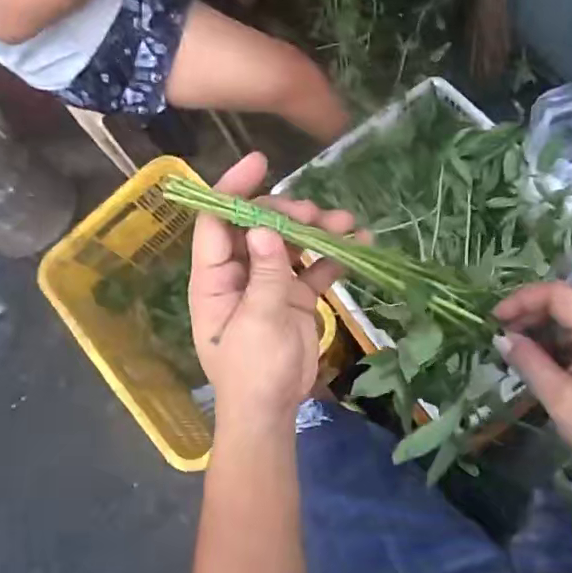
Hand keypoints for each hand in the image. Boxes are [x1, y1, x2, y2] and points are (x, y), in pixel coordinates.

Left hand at [189, 152, 354, 425]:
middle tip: (317, 214)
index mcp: (215, 279)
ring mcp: (268, 284)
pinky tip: (357, 248)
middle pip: (260, 228)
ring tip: (347, 224)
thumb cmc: (252, 371)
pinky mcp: (294, 297)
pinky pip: (313, 269)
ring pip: (290, 245)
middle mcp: (239, 274)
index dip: (234, 190)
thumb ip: (265, 275)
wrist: (272, 409)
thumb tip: (267, 229)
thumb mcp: (257, 322)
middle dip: (288, 214)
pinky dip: (332, 258)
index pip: (217, 223)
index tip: (260, 163)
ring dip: (317, 232)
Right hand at [494, 282, 571, 479]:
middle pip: (569, 305)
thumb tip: (503, 338)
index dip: (523, 300)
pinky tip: (548, 366)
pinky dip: (566, 346)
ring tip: (520, 355)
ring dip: (547, 333)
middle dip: (532, 316)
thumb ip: (530, 363)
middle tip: (503, 339)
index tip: (496, 319)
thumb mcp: (562, 400)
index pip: (559, 294)